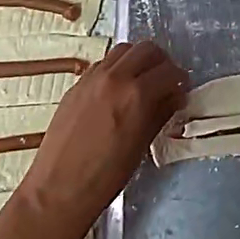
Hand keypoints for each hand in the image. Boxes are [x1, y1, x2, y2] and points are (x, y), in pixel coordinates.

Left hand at [16, 40, 187, 225]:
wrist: (59, 189)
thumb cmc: (105, 176)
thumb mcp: (142, 144)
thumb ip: (161, 113)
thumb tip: (174, 97)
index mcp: (136, 95)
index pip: (169, 71)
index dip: (180, 80)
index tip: (181, 89)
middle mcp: (114, 78)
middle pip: (147, 49)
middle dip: (162, 62)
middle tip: (166, 80)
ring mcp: (92, 79)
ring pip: (124, 50)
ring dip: (139, 59)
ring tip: (143, 80)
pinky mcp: (76, 85)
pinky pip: (104, 63)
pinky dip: (117, 68)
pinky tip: (119, 89)